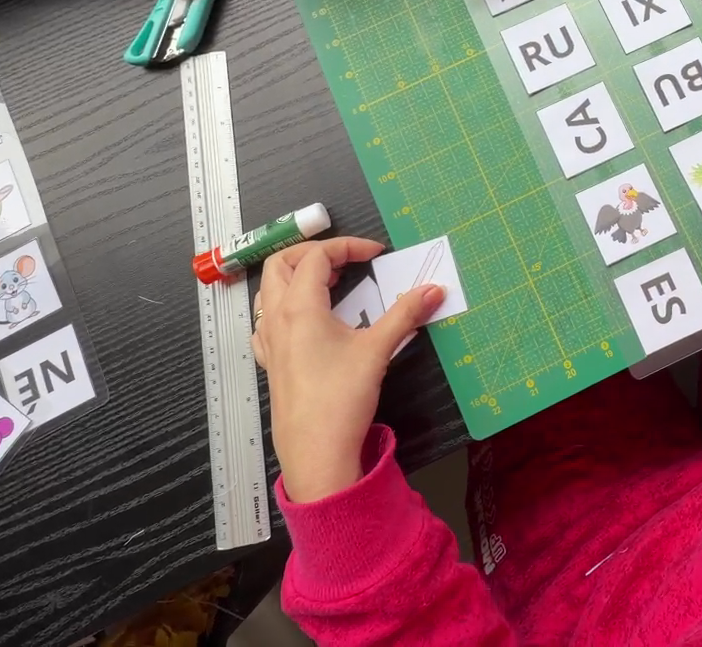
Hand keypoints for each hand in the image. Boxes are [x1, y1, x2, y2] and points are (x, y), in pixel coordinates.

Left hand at [251, 238, 445, 502]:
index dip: (348, 246)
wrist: (316, 454)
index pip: (317, 256)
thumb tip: (434, 289)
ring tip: (331, 282)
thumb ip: (406, 313)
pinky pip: (267, 319)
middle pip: (281, 264)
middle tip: (347, 259)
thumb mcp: (378, 349)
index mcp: (299, 307)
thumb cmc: (342, 398)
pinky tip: (308, 318)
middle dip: (313, 252)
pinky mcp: (271, 362)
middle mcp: (277, 318)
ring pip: (269, 290)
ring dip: (297, 275)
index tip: (376, 254)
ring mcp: (269, 341)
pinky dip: (285, 304)